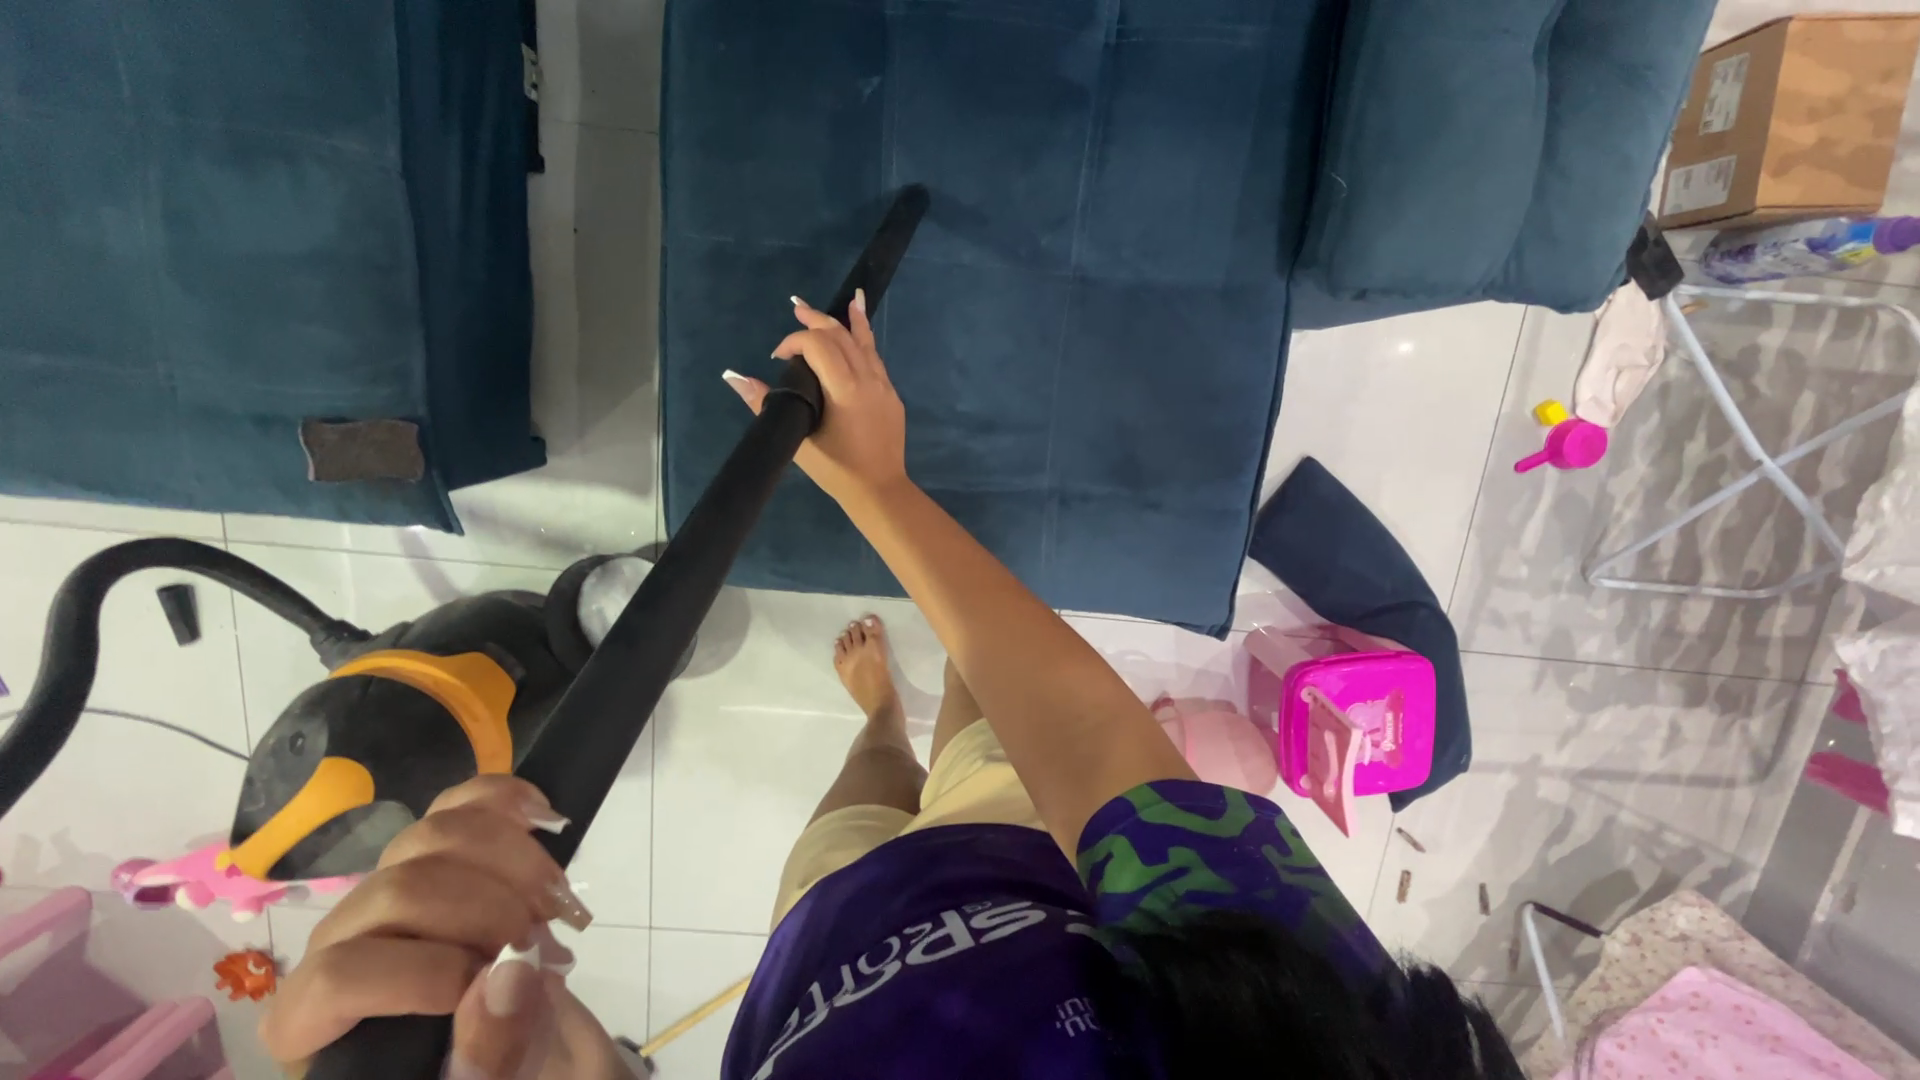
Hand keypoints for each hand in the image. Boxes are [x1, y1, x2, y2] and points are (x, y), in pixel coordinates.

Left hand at [261, 776, 586, 1079]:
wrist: (508, 1045)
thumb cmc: (478, 1075)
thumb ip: (489, 1053)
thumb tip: (505, 975)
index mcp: (313, 1020)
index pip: (338, 976)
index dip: (426, 975)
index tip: (499, 991)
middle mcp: (341, 940)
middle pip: (403, 889)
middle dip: (494, 913)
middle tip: (548, 951)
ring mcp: (394, 883)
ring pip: (438, 833)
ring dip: (517, 862)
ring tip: (555, 907)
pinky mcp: (444, 850)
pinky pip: (463, 799)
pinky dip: (510, 798)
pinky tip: (546, 821)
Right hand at [723, 291, 909, 505]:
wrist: (880, 490)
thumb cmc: (837, 470)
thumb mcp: (799, 440)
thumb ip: (766, 405)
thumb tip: (734, 377)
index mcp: (845, 388)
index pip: (819, 344)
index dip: (795, 341)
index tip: (778, 357)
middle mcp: (867, 379)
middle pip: (840, 336)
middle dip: (816, 320)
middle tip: (796, 306)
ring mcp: (883, 385)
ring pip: (863, 342)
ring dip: (847, 320)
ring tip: (847, 298)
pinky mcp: (890, 394)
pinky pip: (875, 357)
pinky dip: (866, 337)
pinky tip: (861, 324)